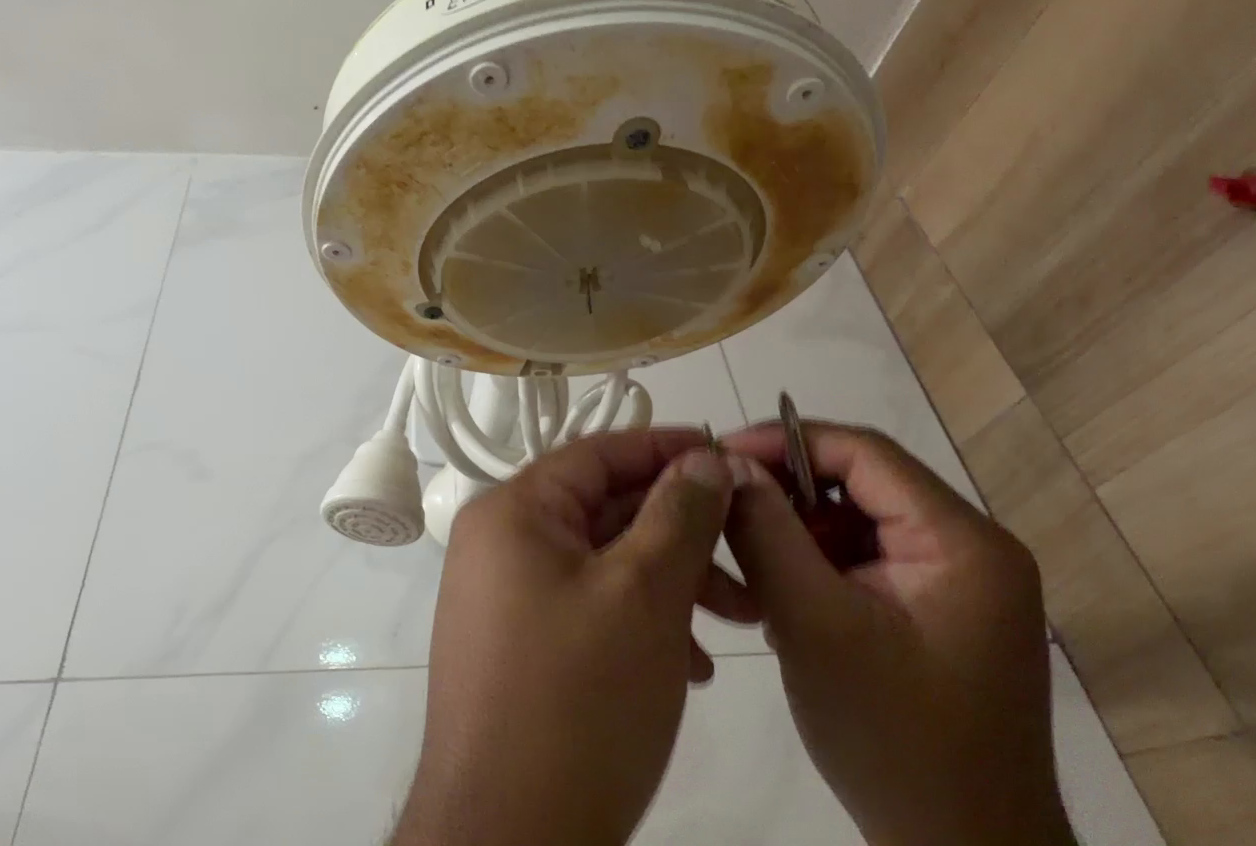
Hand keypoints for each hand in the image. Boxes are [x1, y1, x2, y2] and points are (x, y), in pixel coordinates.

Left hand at [394, 429, 758, 845]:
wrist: (510, 835)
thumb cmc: (579, 698)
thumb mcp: (643, 594)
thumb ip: (679, 514)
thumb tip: (704, 457)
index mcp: (514, 514)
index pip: (598, 454)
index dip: (669, 449)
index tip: (735, 457)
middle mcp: (502, 546)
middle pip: (605, 509)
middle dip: (685, 529)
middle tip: (754, 549)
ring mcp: (509, 601)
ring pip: (607, 564)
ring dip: (675, 582)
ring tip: (741, 621)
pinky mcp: (525, 650)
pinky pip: (593, 609)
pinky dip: (645, 622)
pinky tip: (694, 665)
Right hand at [721, 421, 1074, 845]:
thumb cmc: (891, 738)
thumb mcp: (814, 626)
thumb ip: (766, 534)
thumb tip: (727, 465)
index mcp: (963, 541)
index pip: (865, 453)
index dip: (785, 442)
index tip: (717, 455)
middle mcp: (972, 550)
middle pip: (861, 489)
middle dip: (785, 495)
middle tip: (719, 511)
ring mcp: (958, 586)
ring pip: (857, 528)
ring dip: (795, 537)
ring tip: (741, 563)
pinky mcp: (937, 617)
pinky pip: (865, 567)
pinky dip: (815, 572)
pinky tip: (774, 598)